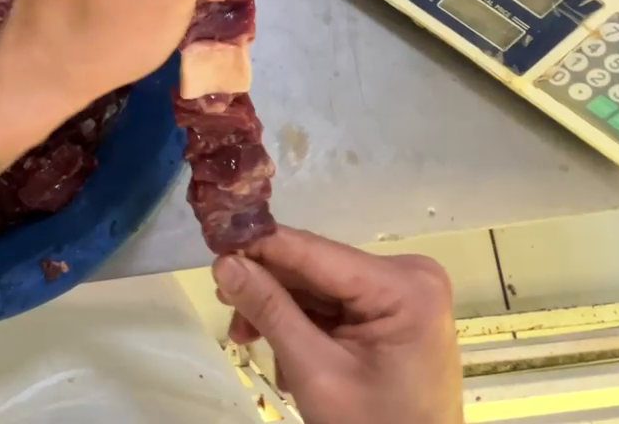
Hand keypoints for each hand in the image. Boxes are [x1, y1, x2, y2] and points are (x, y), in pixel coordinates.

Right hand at [215, 228, 461, 423]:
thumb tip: (222, 261)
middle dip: (266, 289)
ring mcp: (401, 292)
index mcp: (402, 285)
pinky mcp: (392, 311)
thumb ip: (269, 309)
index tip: (212, 248)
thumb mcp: (316, 372)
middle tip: (223, 304)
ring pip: (315, 285)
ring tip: (245, 337)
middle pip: (312, 268)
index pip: (311, 250)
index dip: (257, 246)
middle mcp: (406, 274)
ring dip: (278, 310)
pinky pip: (331, 302)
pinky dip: (301, 323)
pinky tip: (281, 351)